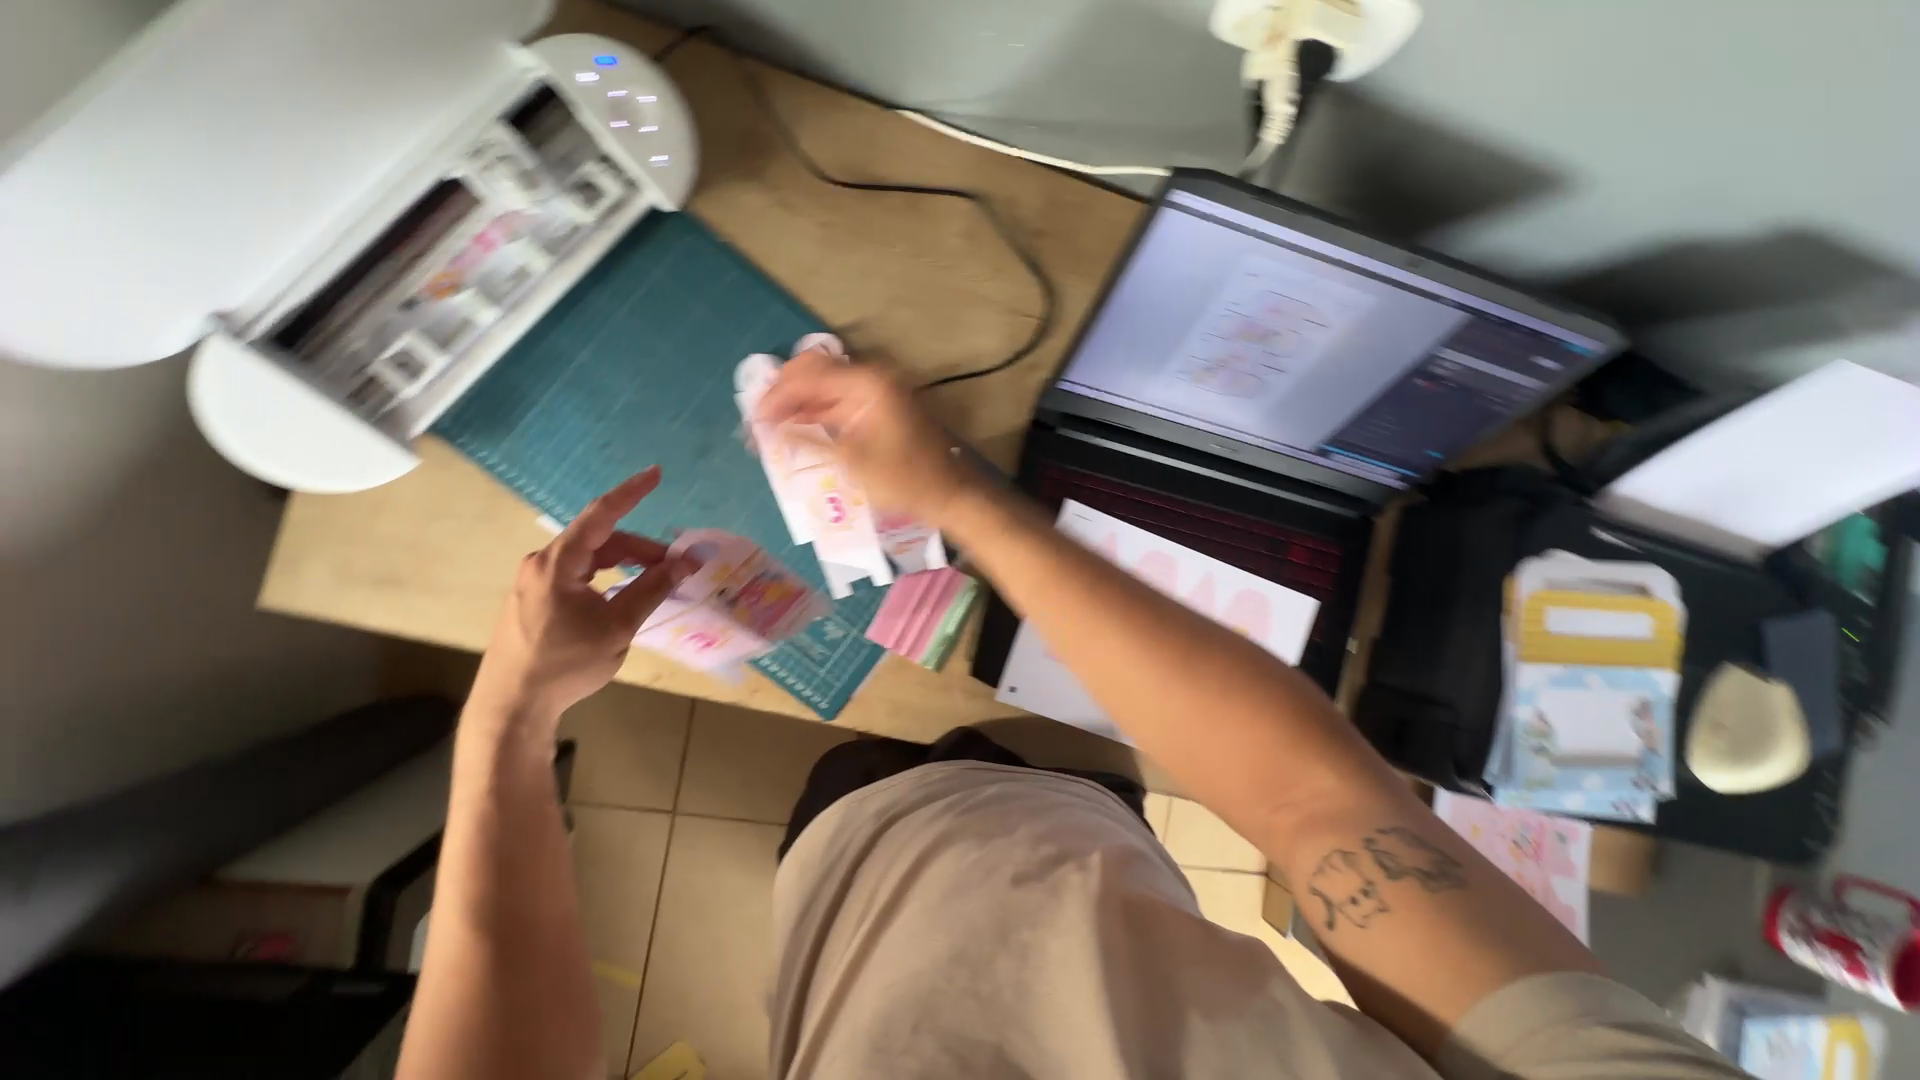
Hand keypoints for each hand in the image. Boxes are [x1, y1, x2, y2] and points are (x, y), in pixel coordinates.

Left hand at [469, 468, 696, 725]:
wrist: (512, 704)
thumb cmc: (565, 664)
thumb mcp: (617, 627)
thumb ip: (650, 589)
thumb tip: (684, 562)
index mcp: (558, 563)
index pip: (601, 515)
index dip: (630, 493)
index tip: (656, 474)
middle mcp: (541, 564)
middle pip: (599, 540)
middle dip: (639, 548)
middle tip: (674, 566)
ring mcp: (533, 582)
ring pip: (588, 559)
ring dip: (623, 564)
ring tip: (653, 581)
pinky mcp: (533, 600)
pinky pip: (576, 575)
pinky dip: (605, 577)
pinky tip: (621, 595)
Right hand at [756, 348, 982, 524]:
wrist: (950, 494)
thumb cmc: (905, 481)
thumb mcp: (850, 462)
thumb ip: (805, 438)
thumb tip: (765, 426)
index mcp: (866, 383)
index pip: (807, 374)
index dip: (775, 396)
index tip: (752, 421)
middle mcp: (870, 377)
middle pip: (813, 372)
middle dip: (782, 395)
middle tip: (758, 423)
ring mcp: (876, 390)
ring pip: (823, 386)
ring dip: (796, 405)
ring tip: (770, 432)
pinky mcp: (877, 406)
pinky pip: (837, 401)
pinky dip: (816, 414)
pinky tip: (797, 434)